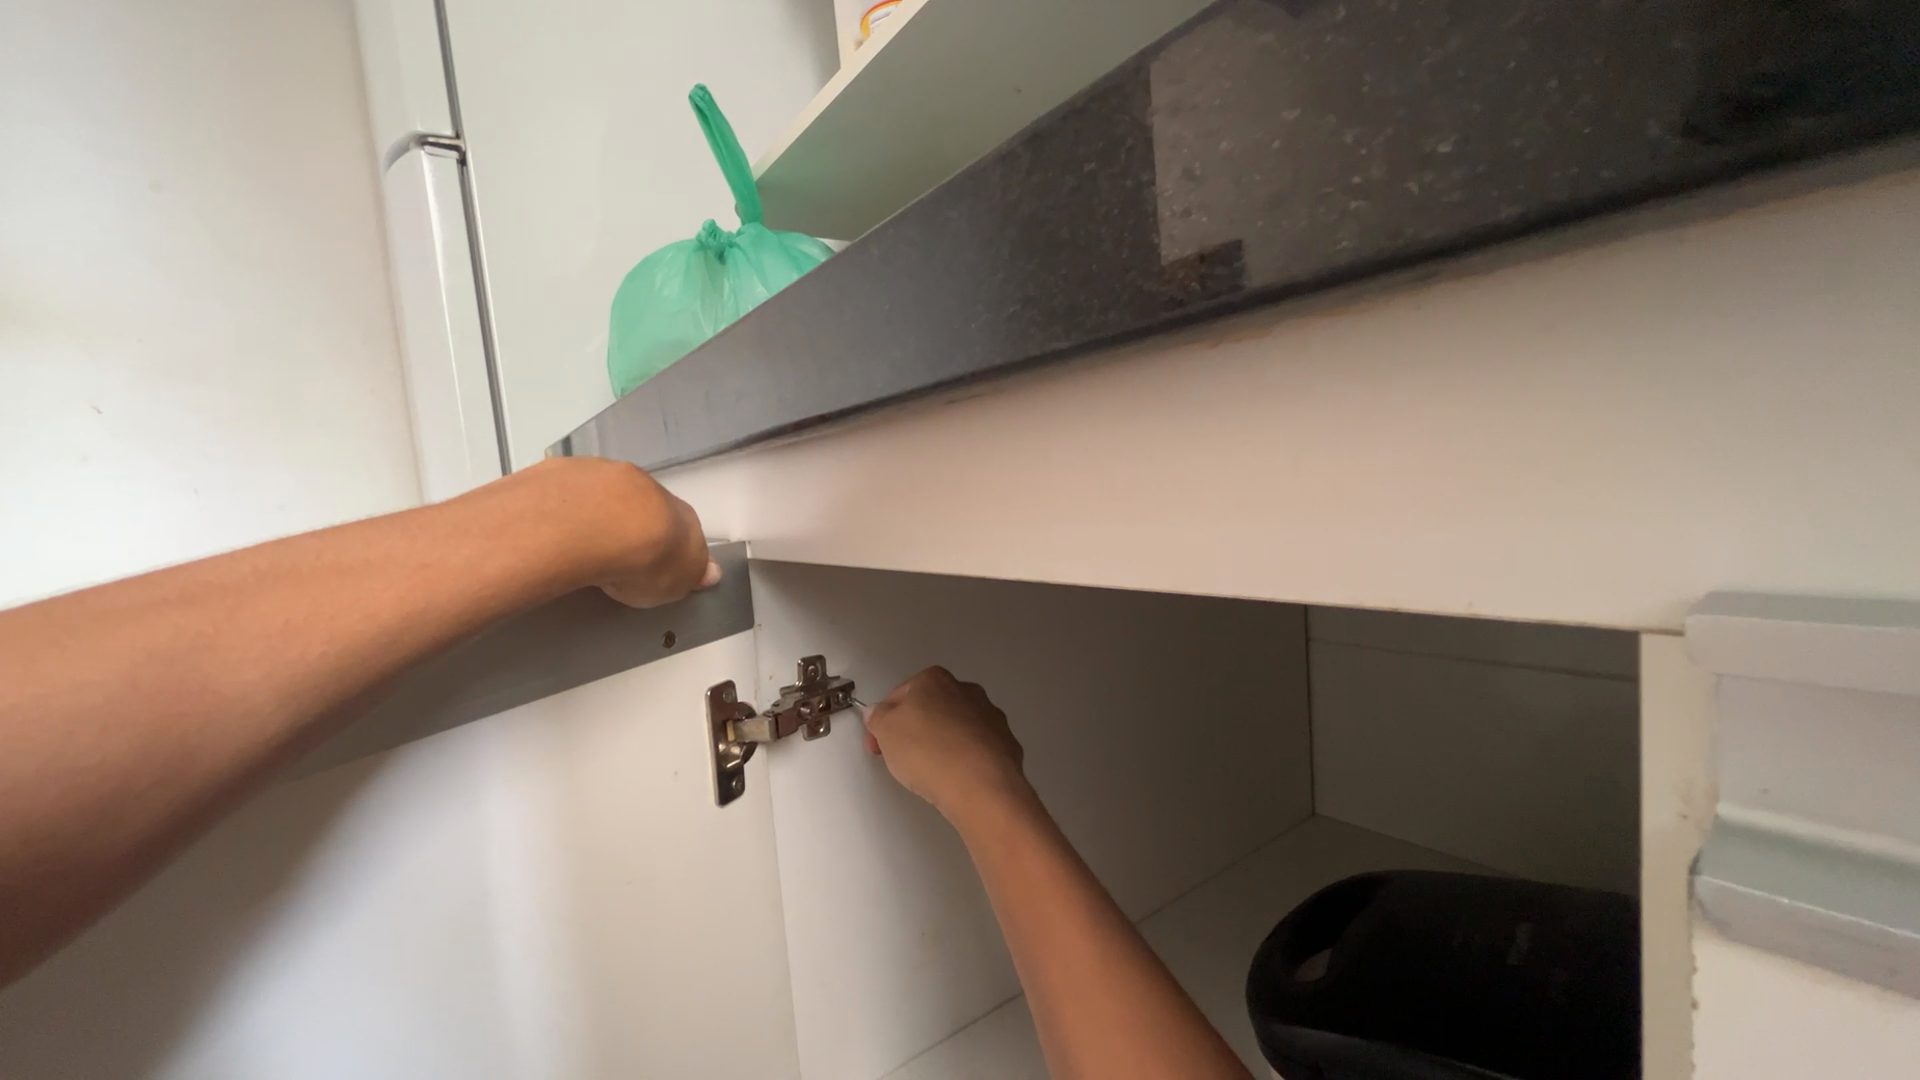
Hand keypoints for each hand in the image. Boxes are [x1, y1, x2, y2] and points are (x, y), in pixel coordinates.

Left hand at [496, 457, 720, 607]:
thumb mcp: (678, 582)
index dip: (670, 546)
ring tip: (577, 545)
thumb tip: (710, 572)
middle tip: (614, 556)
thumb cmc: (644, 559)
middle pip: (643, 504)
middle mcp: (646, 485)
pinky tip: (551, 528)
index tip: (654, 566)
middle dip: (631, 525)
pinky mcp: (561, 470)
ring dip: (595, 512)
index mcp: (680, 512)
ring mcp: (602, 472)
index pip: (684, 526)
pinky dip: (561, 505)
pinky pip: (564, 489)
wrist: (592, 524)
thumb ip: (692, 574)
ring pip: (603, 492)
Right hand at [863, 667, 1027, 821]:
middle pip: (931, 709)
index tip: (878, 747)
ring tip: (933, 772)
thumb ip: (878, 717)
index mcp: (935, 679)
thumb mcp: (885, 731)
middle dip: (915, 730)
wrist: (979, 785)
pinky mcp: (1007, 743)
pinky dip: (966, 759)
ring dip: (943, 743)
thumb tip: (879, 712)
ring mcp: (991, 716)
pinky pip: (978, 749)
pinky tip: (958, 778)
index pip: (899, 695)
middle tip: (903, 759)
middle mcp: (967, 690)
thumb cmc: (927, 751)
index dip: (883, 722)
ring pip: (957, 728)